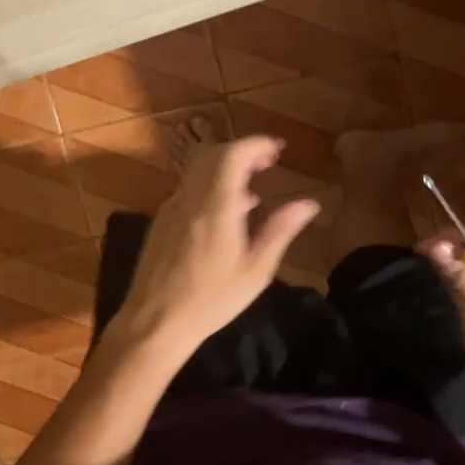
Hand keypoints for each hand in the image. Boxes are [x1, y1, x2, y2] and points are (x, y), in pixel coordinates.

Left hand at [108, 136, 320, 355]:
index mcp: (215, 206)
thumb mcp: (255, 270)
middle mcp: (190, 199)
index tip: (278, 149)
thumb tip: (308, 203)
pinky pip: (189, 189)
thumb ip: (280, 230)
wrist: (155, 321)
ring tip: (254, 187)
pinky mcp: (162, 221)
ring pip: (198, 170)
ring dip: (226, 168)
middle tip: (269, 162)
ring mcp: (172, 208)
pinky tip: (228, 212)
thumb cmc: (211, 300)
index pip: (232, 154)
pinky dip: (211, 186)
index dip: (256, 144)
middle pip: (212, 154)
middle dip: (242, 151)